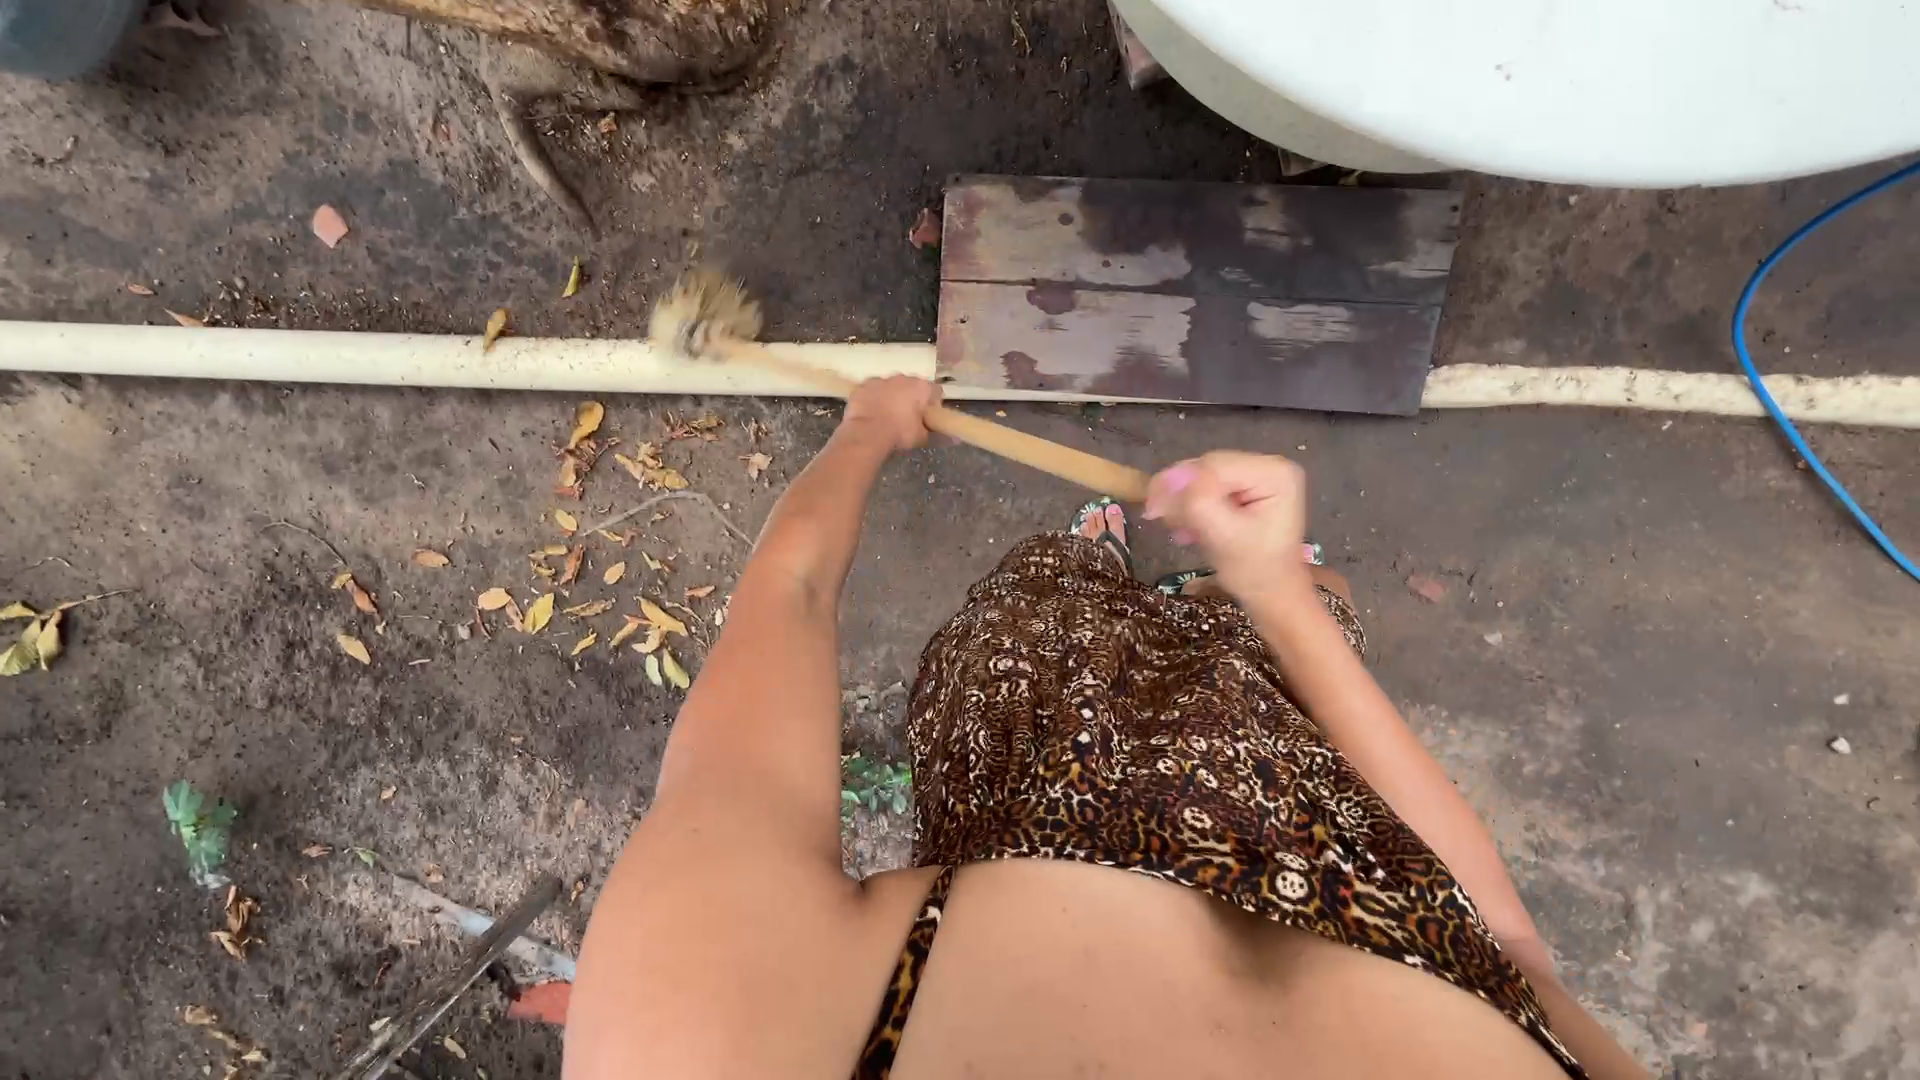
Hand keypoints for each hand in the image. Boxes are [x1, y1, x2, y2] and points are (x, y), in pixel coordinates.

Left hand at [840, 375, 940, 453]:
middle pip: (912, 387)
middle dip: (911, 399)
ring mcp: (881, 379)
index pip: (935, 392)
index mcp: (921, 387)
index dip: (933, 405)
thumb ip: (940, 435)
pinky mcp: (864, 385)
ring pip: (891, 386)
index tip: (928, 419)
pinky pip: (873, 390)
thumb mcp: (922, 437)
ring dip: (892, 397)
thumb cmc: (900, 433)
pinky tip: (872, 413)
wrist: (867, 433)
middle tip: (907, 419)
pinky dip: (874, 399)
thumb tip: (956, 438)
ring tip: (887, 417)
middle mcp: (903, 377)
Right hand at [1142, 451, 1309, 605]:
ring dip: (1181, 500)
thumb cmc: (1254, 570)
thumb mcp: (1224, 537)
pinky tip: (1186, 526)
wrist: (1270, 591)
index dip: (1181, 483)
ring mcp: (1255, 474)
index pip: (1215, 466)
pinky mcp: (1243, 486)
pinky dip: (1189, 504)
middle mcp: (1267, 465)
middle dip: (1179, 492)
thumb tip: (1169, 477)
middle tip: (1156, 518)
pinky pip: (1204, 485)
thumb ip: (1199, 503)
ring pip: (1201, 476)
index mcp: (1274, 473)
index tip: (1153, 510)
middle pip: (1207, 468)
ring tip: (1176, 528)